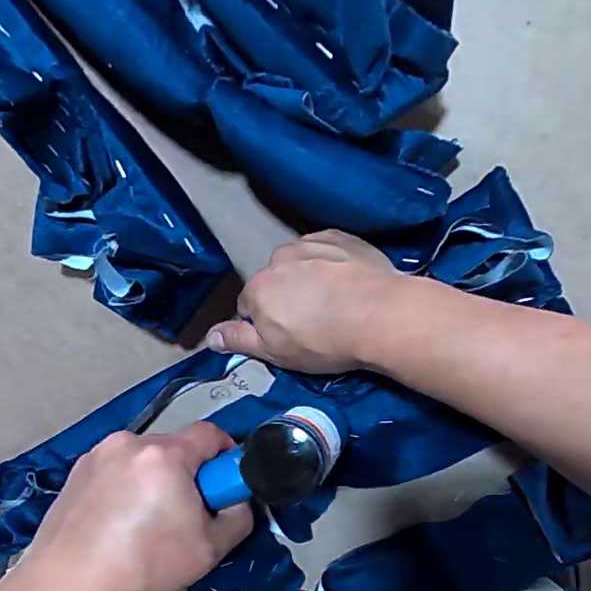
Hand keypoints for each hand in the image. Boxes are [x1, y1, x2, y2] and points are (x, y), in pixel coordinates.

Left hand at [4, 423, 253, 590]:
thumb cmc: (142, 568)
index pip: (212, 434)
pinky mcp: (76, 473)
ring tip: (147, 527)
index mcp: (164, 454)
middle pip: (175, 447)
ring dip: (156, 482)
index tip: (225, 488)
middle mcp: (129, 443)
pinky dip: (126, 489)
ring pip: (144, 460)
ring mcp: (97, 456)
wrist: (66, 588)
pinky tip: (117, 527)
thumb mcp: (210, 549)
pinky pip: (116, 471)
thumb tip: (235, 501)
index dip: (228, 457)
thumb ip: (237, 516)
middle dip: (189, 475)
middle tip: (187, 516)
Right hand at [205, 230, 411, 373]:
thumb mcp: (275, 352)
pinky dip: (332, 262)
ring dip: (309, 277)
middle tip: (315, 321)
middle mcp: (278, 259)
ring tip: (335, 301)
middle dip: (287, 296)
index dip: (266, 323)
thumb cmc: (323, 341)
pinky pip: (326, 249)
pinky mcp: (341, 237)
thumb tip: (210, 336)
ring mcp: (311, 243)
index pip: (249, 306)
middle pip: (275, 281)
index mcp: (258, 288)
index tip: (289, 336)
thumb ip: (239, 340)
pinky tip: (348, 281)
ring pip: (300, 263)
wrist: (380, 315)